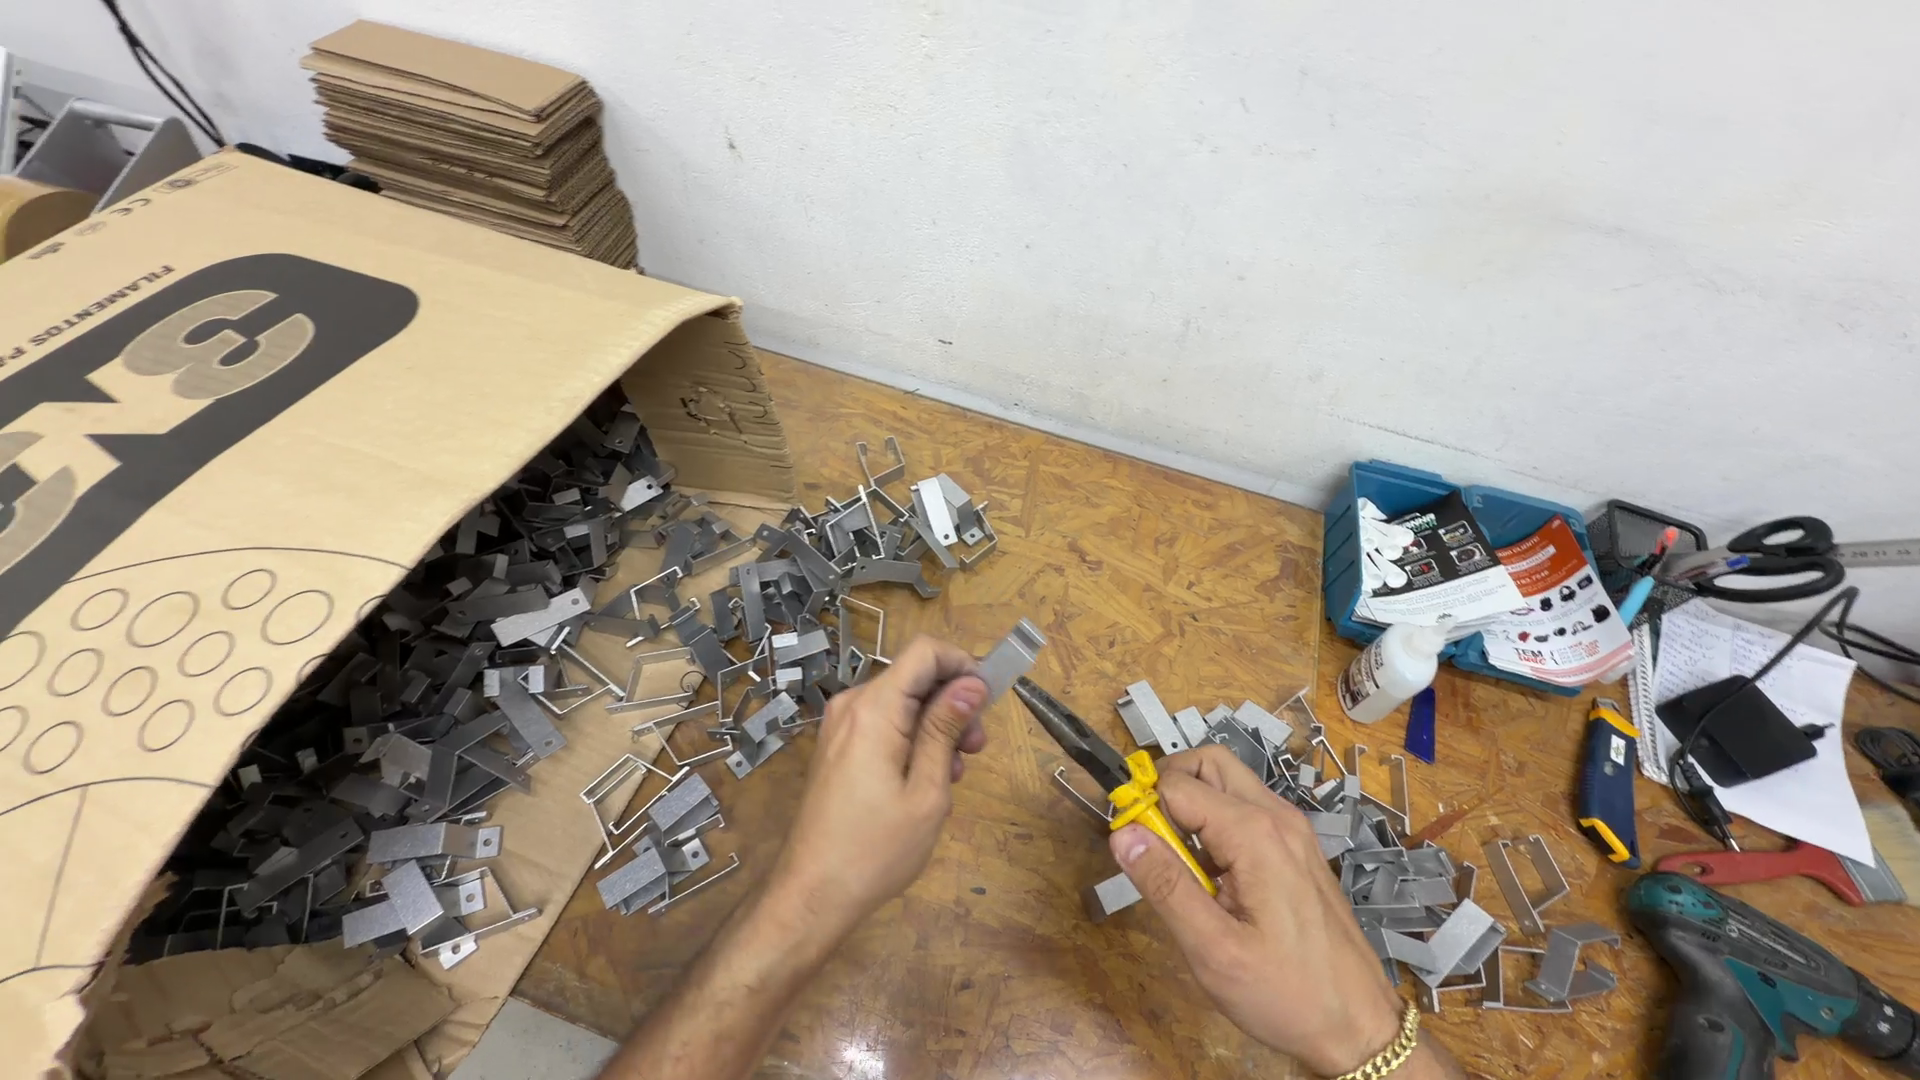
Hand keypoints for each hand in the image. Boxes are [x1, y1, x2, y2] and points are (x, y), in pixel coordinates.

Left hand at [766, 636, 987, 937]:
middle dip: (953, 702)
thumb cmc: (876, 849)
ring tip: (953, 773)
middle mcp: (852, 705)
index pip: (924, 652)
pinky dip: (912, 739)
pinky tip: (925, 780)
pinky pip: (884, 723)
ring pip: (902, 702)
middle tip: (977, 748)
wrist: (812, 894)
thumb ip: (946, 730)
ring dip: (936, 726)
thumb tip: (972, 684)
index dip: (962, 664)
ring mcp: (840, 726)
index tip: (986, 699)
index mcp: (874, 709)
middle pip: (914, 677)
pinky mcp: (837, 746)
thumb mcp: (926, 791)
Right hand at [1108, 745, 1406, 1076]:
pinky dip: (1215, 820)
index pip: (1176, 785)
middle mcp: (1276, 816)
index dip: (1145, 810)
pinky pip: (1245, 808)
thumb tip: (1122, 834)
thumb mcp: (1213, 950)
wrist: (1360, 1029)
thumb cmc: (1286, 993)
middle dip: (1168, 785)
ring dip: (1192, 802)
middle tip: (1152, 837)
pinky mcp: (1296, 846)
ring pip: (1226, 780)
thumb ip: (1165, 886)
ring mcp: (1291, 829)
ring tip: (1181, 861)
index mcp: (1254, 834)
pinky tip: (1212, 874)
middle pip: (1207, 762)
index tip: (1136, 852)